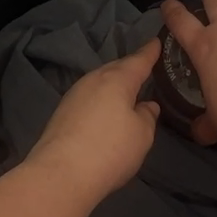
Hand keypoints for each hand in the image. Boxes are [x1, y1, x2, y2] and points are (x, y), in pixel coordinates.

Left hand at [23, 38, 161, 204]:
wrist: (60, 174)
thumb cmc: (110, 150)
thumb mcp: (142, 135)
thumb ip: (147, 116)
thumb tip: (146, 105)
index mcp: (117, 79)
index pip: (138, 60)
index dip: (149, 52)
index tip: (156, 42)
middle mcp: (93, 80)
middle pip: (116, 69)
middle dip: (130, 68)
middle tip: (143, 68)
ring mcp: (74, 96)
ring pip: (99, 83)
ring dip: (113, 85)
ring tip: (126, 91)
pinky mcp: (61, 113)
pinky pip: (88, 98)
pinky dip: (100, 99)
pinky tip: (105, 111)